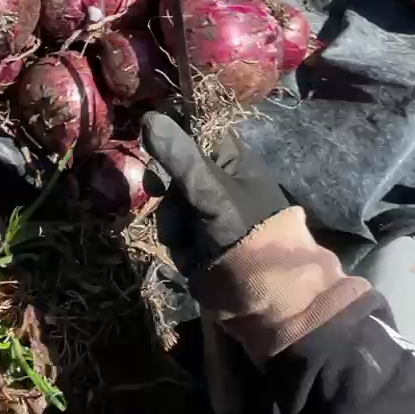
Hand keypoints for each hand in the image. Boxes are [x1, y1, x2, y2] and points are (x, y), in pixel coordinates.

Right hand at [141, 112, 289, 270]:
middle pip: (172, 168)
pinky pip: (175, 227)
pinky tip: (191, 255)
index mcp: (229, 157)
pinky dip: (179, 241)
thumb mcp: (210, 191)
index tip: (151, 149)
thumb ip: (179, 155)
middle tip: (159, 194)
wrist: (266, 297)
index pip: (189, 130)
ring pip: (170, 201)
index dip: (167, 138)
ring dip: (172, 222)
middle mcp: (218, 178)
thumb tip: (148, 116)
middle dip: (167, 191)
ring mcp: (208, 208)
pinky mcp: (201, 235)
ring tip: (186, 240)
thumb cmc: (246, 232)